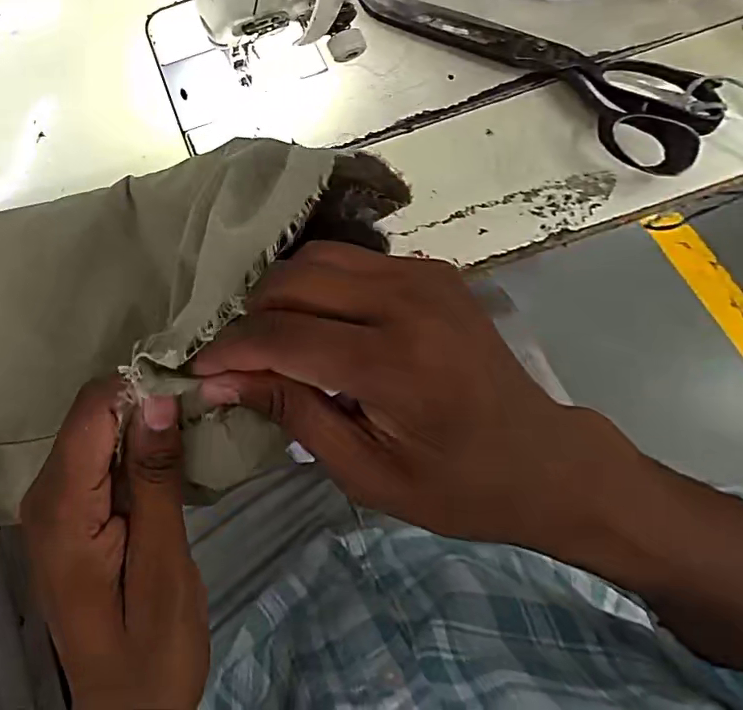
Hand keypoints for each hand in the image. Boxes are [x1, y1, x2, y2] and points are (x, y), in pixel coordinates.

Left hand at [20, 377, 208, 709]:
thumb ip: (155, 479)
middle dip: (144, 403)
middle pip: (91, 414)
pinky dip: (133, 447)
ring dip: (142, 424)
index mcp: (61, 509)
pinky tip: (166, 462)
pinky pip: (97, 454)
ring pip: (96, 429)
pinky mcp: (65, 511)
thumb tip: (155, 398)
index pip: (91, 410)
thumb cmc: (151, 652)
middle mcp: (42, 495)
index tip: (189, 390)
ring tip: (189, 435)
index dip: (139, 388)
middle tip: (198, 414)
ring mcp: (50, 503)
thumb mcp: (164, 567)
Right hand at [190, 243, 742, 670]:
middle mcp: (407, 301)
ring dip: (281, 291)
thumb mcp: (367, 474)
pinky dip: (318, 283)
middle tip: (237, 355)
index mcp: (395, 364)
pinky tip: (316, 319)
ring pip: (318, 256)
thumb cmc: (458, 485)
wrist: (545, 457)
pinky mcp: (429, 267)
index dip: (231, 350)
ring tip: (270, 335)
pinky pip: (350, 259)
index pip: (285, 338)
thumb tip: (222, 381)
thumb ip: (293, 414)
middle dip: (250, 314)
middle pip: (294, 280)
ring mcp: (422, 274)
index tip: (197, 368)